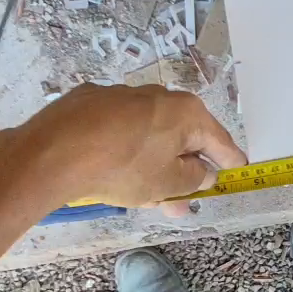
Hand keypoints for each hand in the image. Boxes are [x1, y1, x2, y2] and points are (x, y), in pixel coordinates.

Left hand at [15, 84, 247, 215]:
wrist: (54, 151)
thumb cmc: (123, 168)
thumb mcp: (167, 183)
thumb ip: (193, 180)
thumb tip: (201, 173)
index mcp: (186, 112)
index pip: (220, 141)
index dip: (230, 161)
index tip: (238, 171)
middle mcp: (160, 95)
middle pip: (183, 135)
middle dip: (185, 168)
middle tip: (183, 197)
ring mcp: (123, 94)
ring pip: (151, 132)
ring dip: (154, 159)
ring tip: (145, 191)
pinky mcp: (91, 100)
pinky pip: (121, 127)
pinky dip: (125, 146)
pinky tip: (112, 167)